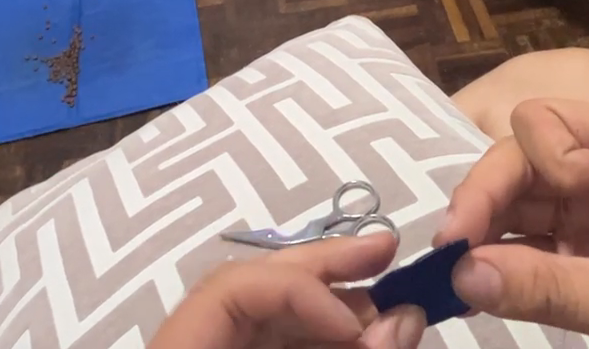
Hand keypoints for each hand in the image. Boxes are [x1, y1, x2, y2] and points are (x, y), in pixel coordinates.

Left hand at [151, 234, 427, 348]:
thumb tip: (406, 317)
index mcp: (182, 344)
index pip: (232, 285)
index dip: (298, 289)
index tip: (356, 324)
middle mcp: (195, 337)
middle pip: (258, 286)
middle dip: (328, 270)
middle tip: (391, 249)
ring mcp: (218, 347)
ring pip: (276, 315)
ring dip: (338, 307)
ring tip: (393, 303)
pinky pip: (282, 341)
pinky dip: (327, 336)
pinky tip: (365, 334)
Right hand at [436, 99, 588, 348]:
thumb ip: (553, 287)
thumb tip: (459, 275)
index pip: (549, 124)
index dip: (528, 165)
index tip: (511, 220)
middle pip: (522, 162)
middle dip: (485, 200)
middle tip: (447, 253)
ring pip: (518, 203)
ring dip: (483, 234)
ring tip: (448, 275)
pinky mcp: (587, 258)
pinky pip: (529, 246)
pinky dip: (500, 265)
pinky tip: (473, 287)